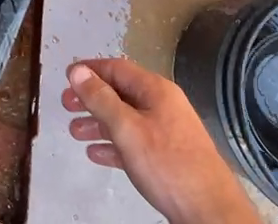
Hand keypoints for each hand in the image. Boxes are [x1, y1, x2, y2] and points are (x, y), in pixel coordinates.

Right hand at [64, 58, 258, 223]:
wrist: (211, 212)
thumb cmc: (167, 164)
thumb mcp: (127, 129)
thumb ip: (100, 99)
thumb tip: (77, 71)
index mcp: (156, 90)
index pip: (117, 68)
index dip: (90, 70)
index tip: (66, 77)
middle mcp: (163, 105)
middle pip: (121, 93)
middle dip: (92, 98)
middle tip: (66, 106)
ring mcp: (168, 131)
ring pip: (126, 119)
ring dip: (99, 123)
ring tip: (74, 133)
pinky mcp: (169, 157)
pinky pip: (136, 142)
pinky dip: (115, 145)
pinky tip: (97, 155)